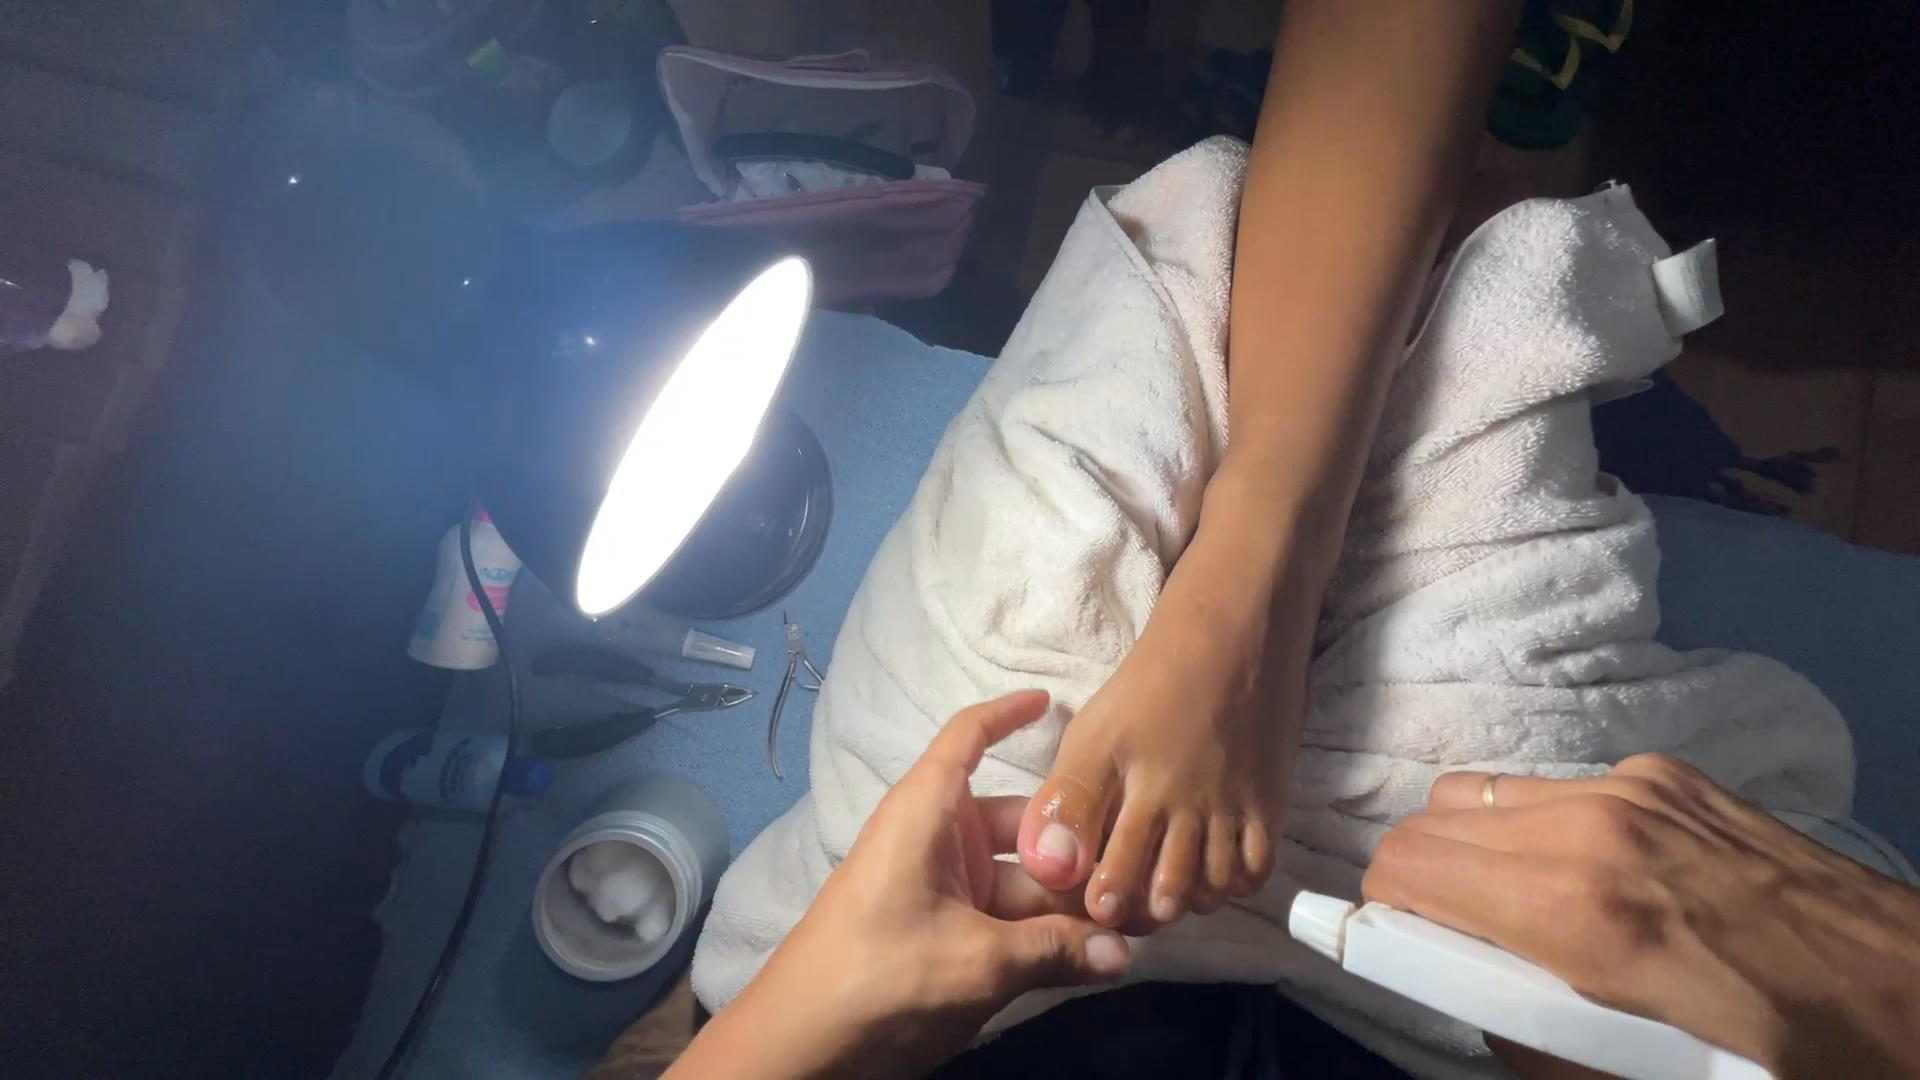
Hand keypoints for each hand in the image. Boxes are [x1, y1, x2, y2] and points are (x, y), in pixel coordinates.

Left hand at [674, 691, 1129, 1079]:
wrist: (801, 1048)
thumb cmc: (882, 974)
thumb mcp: (974, 961)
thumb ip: (1051, 951)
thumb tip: (1123, 950)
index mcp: (928, 809)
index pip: (969, 736)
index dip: (1008, 713)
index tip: (1053, 702)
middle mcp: (937, 834)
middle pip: (1017, 821)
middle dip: (1072, 848)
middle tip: (1133, 874)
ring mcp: (941, 882)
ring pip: (1017, 875)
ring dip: (1064, 901)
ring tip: (1130, 925)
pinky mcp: (943, 926)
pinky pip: (1003, 913)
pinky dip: (1041, 931)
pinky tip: (1094, 954)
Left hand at [1016, 525, 1300, 929]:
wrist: (1226, 638)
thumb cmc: (1148, 684)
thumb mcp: (1095, 734)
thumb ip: (1072, 798)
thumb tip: (1048, 863)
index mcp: (1141, 798)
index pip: (1118, 872)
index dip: (1101, 897)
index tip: (1088, 909)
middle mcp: (1191, 815)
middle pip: (1168, 886)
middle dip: (1142, 909)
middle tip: (1127, 915)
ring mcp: (1234, 811)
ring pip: (1213, 883)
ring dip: (1187, 900)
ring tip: (1167, 902)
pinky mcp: (1268, 802)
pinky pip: (1258, 865)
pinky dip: (1236, 883)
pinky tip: (1216, 881)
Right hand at [1363, 754, 1919, 1079]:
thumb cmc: (1801, 1061)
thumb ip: (1533, 1039)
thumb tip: (1465, 991)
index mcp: (1580, 912)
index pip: (1406, 867)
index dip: (1383, 906)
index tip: (1405, 939)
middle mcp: (1586, 826)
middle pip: (1425, 821)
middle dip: (1422, 878)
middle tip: (1463, 930)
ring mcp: (1625, 787)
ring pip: (1471, 793)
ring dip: (1471, 845)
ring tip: (1525, 895)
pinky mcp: (1657, 771)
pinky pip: (1541, 787)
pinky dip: (1534, 825)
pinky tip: (1599, 867)